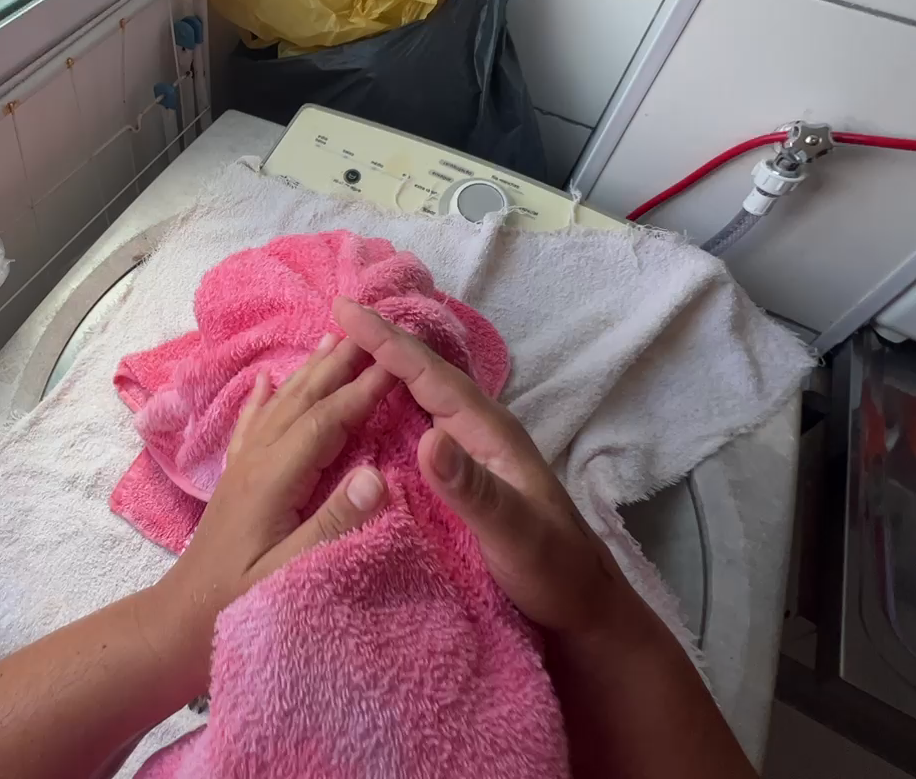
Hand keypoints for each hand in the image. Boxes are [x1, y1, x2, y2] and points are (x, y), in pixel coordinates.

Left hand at [152, 333, 394, 649]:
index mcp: (274, 477)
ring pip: (279, 404)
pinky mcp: (235, 477)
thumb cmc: (238, 604)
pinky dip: (261, 397)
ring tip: (331, 339)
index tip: (395, 363)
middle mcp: (256, 459)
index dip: (361, 390)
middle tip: (369, 331)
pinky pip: (250, 425)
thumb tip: (378, 474)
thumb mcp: (290, 574)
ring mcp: (242, 465)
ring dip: (308, 371)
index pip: (326, 421)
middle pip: (301, 400)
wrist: (178, 622)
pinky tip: (264, 379)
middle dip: (337, 364)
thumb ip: (334, 525)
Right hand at [333, 296, 639, 638]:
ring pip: (416, 393)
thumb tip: (426, 439)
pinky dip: (384, 401)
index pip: (427, 374)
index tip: (344, 309)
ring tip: (340, 347)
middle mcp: (474, 427)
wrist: (580, 606)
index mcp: (486, 428)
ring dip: (380, 365)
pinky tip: (365, 404)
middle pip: (419, 372)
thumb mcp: (515, 533)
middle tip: (335, 314)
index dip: (384, 340)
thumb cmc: (553, 569)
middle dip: (378, 340)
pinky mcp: (457, 469)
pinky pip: (413, 420)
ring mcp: (466, 447)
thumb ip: (473, 489)